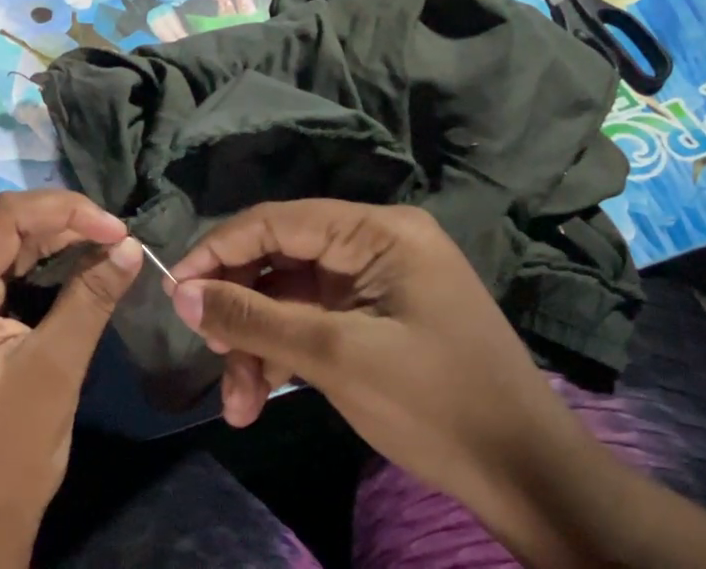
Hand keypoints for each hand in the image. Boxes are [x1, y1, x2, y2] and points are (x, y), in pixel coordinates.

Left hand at [0, 190, 142, 562]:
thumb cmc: (10, 448)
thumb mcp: (56, 368)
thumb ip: (89, 298)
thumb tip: (129, 246)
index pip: (2, 220)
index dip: (63, 211)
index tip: (117, 226)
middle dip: (60, 223)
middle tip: (118, 235)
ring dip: (51, 240)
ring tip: (106, 241)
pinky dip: (35, 264)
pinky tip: (73, 259)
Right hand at [164, 199, 570, 505]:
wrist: (531, 482)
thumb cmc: (437, 405)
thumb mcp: (335, 358)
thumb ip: (252, 319)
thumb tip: (180, 295)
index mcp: (378, 232)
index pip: (274, 222)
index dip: (217, 252)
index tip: (174, 292)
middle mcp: (374, 245)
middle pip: (276, 261)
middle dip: (239, 313)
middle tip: (207, 353)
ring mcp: (373, 283)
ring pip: (285, 298)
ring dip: (255, 346)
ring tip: (238, 403)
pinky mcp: (372, 318)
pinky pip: (307, 322)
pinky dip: (280, 356)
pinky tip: (259, 398)